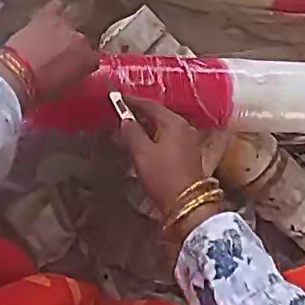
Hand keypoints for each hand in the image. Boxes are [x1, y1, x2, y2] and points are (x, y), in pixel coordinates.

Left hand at [0, 1, 97, 102]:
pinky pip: (56, 7)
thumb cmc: (40, 89)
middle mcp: (82, 39)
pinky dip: (53, 12)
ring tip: (51, 37)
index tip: (72, 68)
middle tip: (58, 56)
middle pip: (81, 40)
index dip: (81, 63)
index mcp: (89, 60)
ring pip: (70, 22)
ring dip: (63, 30)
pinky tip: (47, 18)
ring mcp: (66, 25)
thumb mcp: (63, 88)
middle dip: (71, 47)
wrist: (17, 74)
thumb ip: (73, 76)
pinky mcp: (48, 16)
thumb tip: (70, 72)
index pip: (92, 59)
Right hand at [115, 97, 211, 212]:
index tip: (117, 98)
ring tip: (127, 129)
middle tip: (120, 113)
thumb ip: (132, 133)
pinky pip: (166, 138)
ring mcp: (187, 141)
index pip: (151, 105)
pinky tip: (141, 144)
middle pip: (158, 115)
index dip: (132, 101)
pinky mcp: (186, 154)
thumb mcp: (142, 153)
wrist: (187, 205)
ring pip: (162, 127)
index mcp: (174, 123)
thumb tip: (125, 119)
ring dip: (145, 127)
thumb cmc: (163, 176)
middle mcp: (184, 128)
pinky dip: (153, 137)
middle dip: (139, 114)